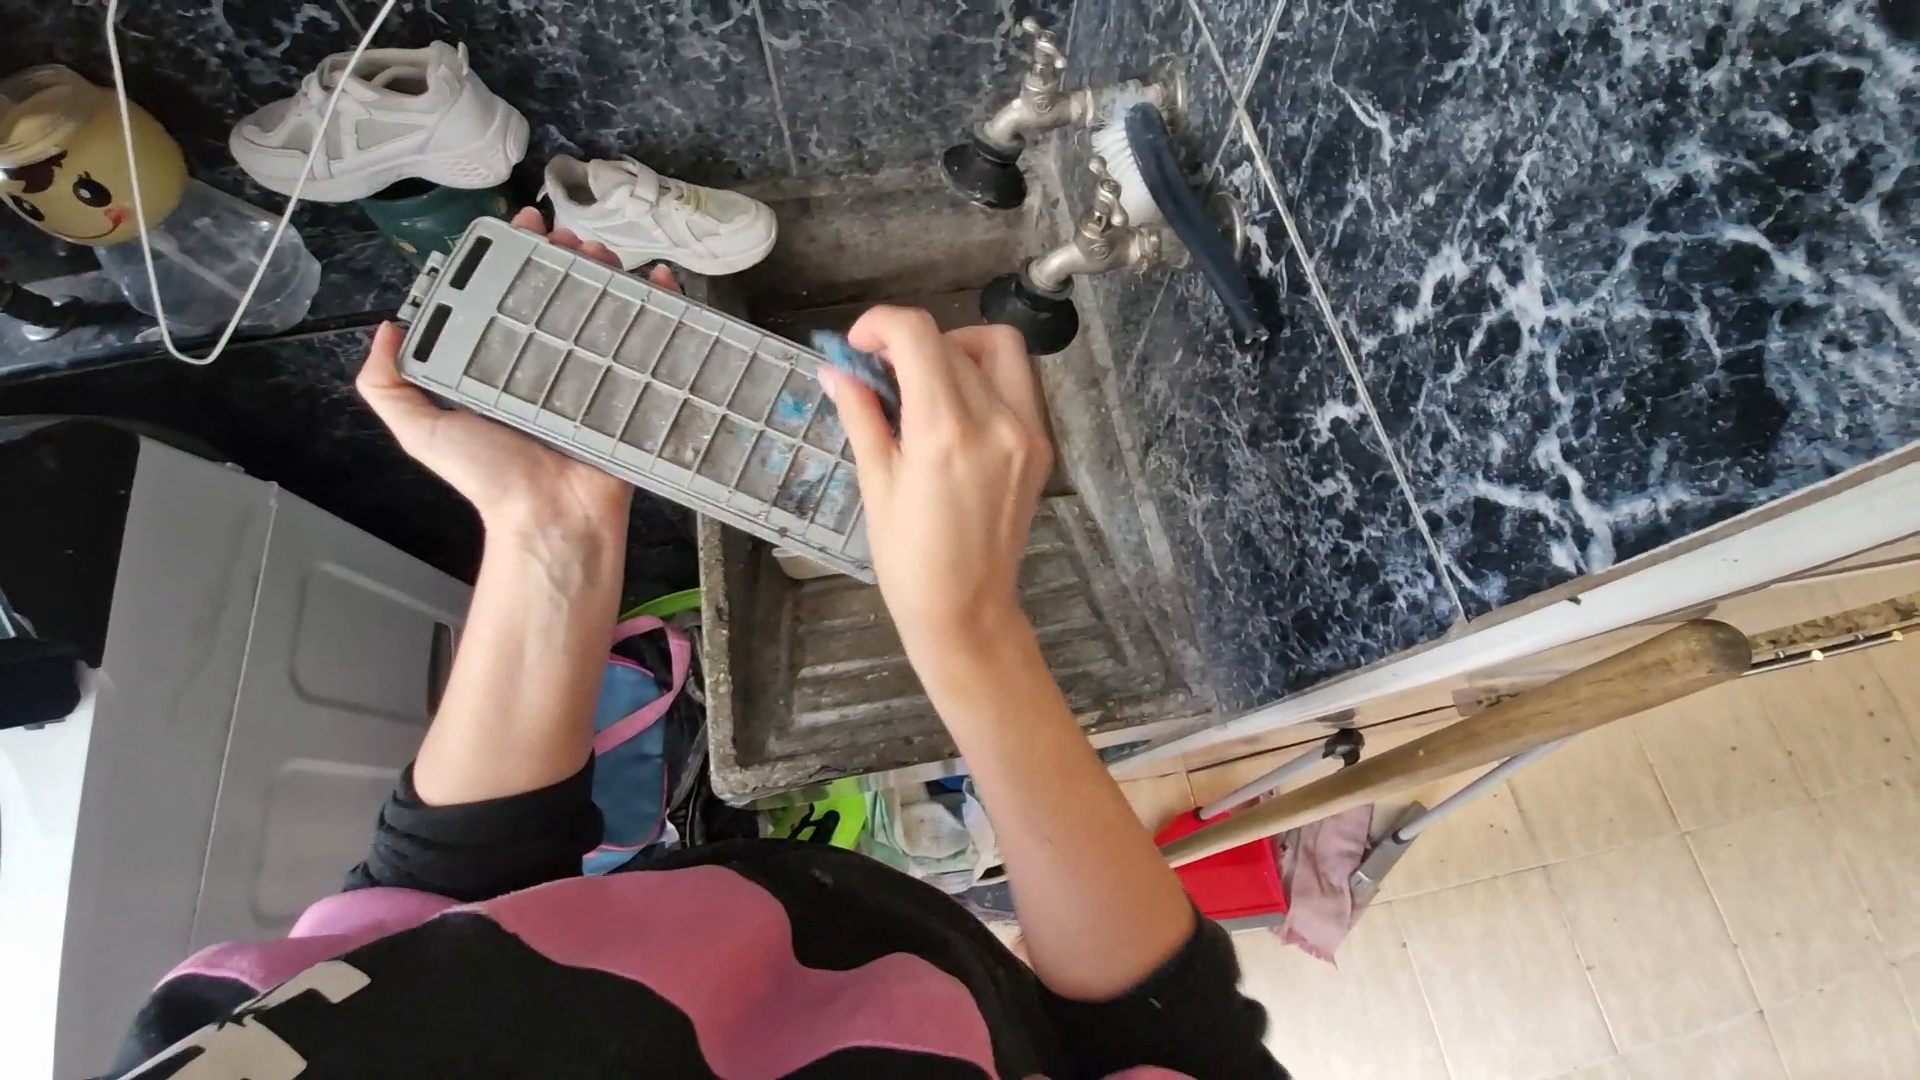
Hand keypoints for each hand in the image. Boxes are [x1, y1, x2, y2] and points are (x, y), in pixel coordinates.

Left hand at [356, 207, 679, 535]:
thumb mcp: (422, 431)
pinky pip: (651, 345)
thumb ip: (388, 385)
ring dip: (610, 275)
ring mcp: (595, 376)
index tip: (525, 226)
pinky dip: (663, 309)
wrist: (554, 517)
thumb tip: (386, 328)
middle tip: (577, 240)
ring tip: (609, 256)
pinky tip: (664, 281)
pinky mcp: (632, 392)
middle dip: (569, 259)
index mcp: (503, 365)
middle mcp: (550, 364)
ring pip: (604, 312)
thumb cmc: (492, 476)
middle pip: (562, 297)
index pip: (510, 297)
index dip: (516, 258)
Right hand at [821, 307, 1052, 650]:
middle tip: (883, 376)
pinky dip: (984, 377)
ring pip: (995, 350)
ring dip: (954, 350)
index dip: (880, 324)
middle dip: (909, 344)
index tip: (860, 346)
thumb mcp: (875, 484)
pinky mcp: (1040, 446)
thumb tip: (835, 370)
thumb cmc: (909, 560)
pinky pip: (1017, 383)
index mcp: (945, 431)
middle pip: (952, 340)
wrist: (967, 610)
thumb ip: (861, 415)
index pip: (918, 335)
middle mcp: (995, 421)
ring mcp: (1026, 433)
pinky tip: (956, 410)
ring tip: (924, 386)